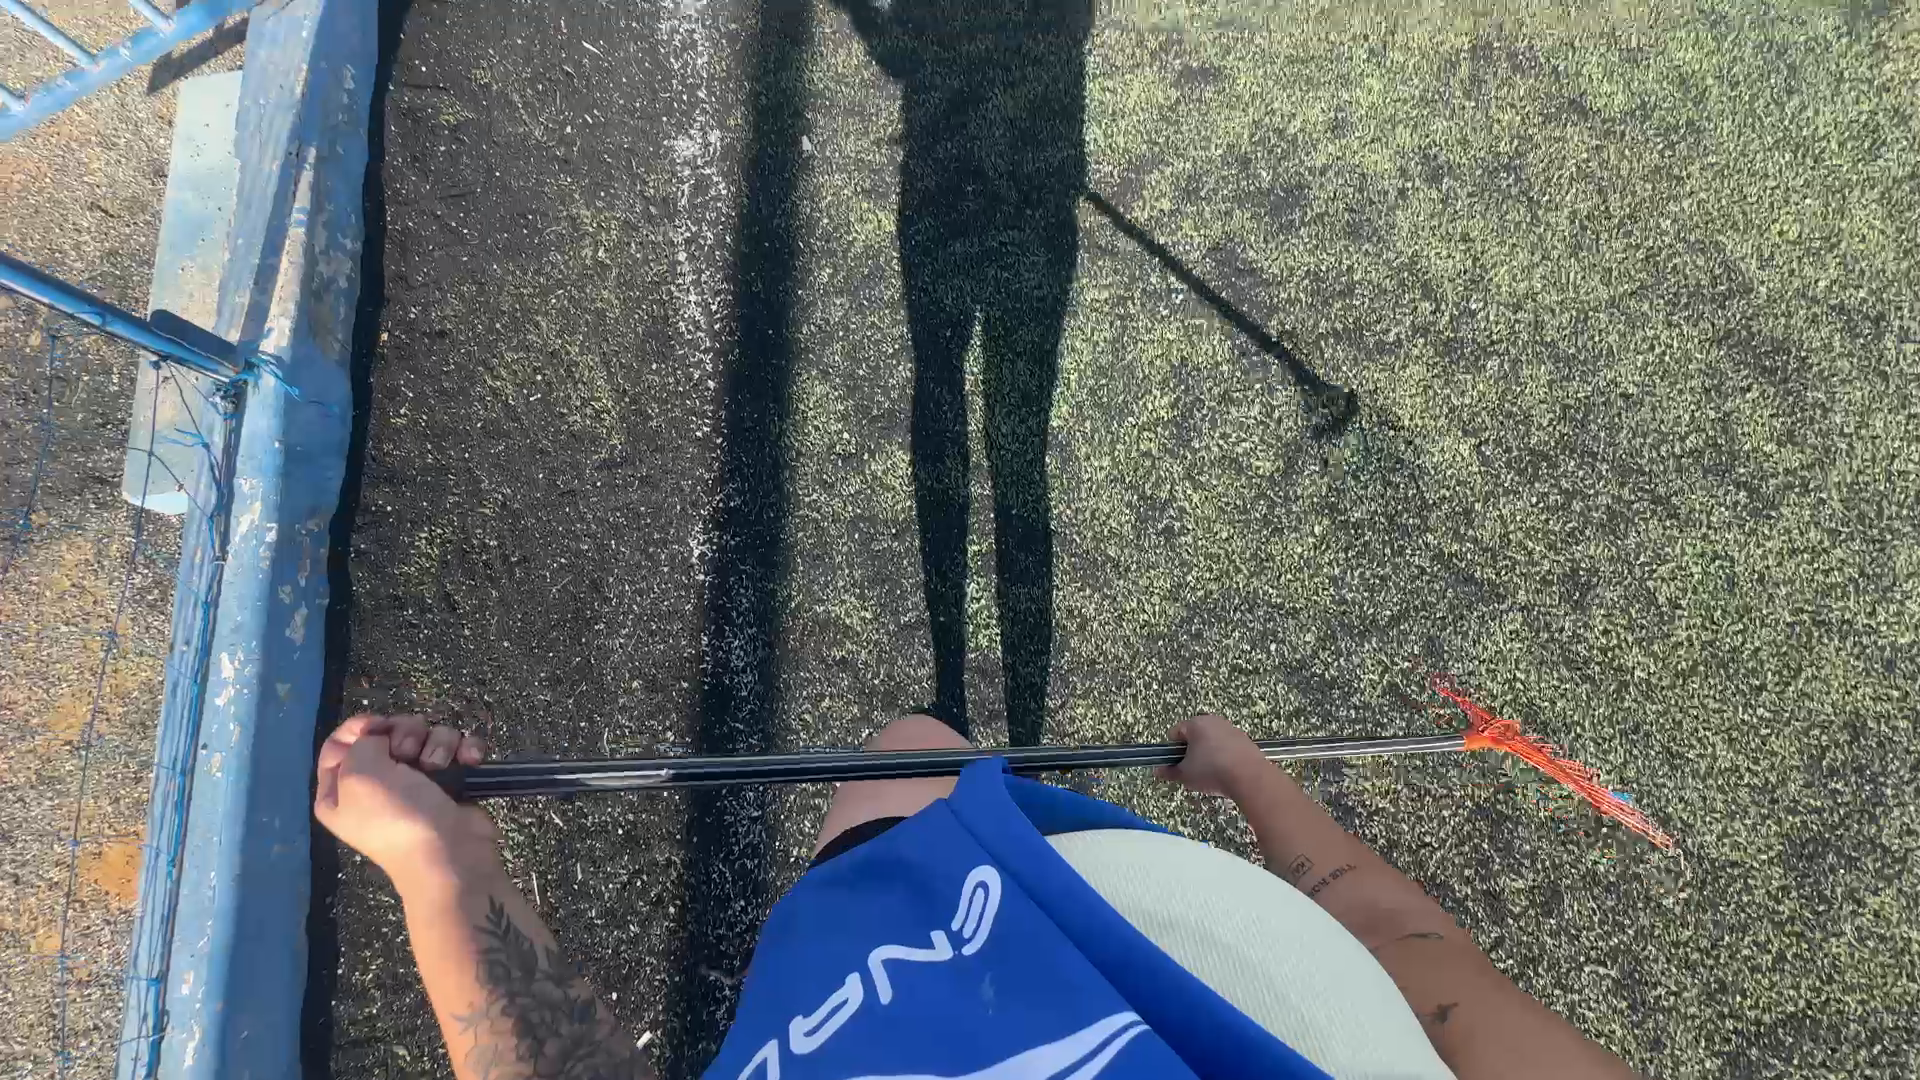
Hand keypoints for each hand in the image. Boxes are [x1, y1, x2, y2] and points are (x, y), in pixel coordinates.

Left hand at [314, 714, 498, 893]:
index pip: (341, 742)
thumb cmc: (397, 817)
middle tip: (411, 755)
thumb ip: (362, 744)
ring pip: (431, 736)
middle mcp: (377, 781)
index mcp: (341, 787)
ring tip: (442, 766)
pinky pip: (460, 747)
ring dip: (441, 744)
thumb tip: (385, 736)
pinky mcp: (452, 779)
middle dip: (408, 734)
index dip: (361, 727)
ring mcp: (417, 780)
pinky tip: (470, 761)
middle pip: (392, 732)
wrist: (450, 850)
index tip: (381, 726)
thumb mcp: (359, 778)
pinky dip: (467, 749)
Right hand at [1156, 713, 1271, 797]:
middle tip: (1193, 771)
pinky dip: (1225, 757)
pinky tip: (1227, 773)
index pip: (1176, 732)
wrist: (1251, 778)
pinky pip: (1228, 747)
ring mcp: (1232, 729)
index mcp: (1195, 723)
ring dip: (1209, 754)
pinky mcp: (1246, 740)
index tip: (1177, 765)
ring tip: (1212, 774)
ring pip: (1212, 741)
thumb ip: (1169, 772)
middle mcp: (1213, 720)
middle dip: (1192, 752)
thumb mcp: (1185, 775)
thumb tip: (1157, 771)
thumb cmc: (1212, 771)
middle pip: (1195, 736)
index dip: (1172, 750)